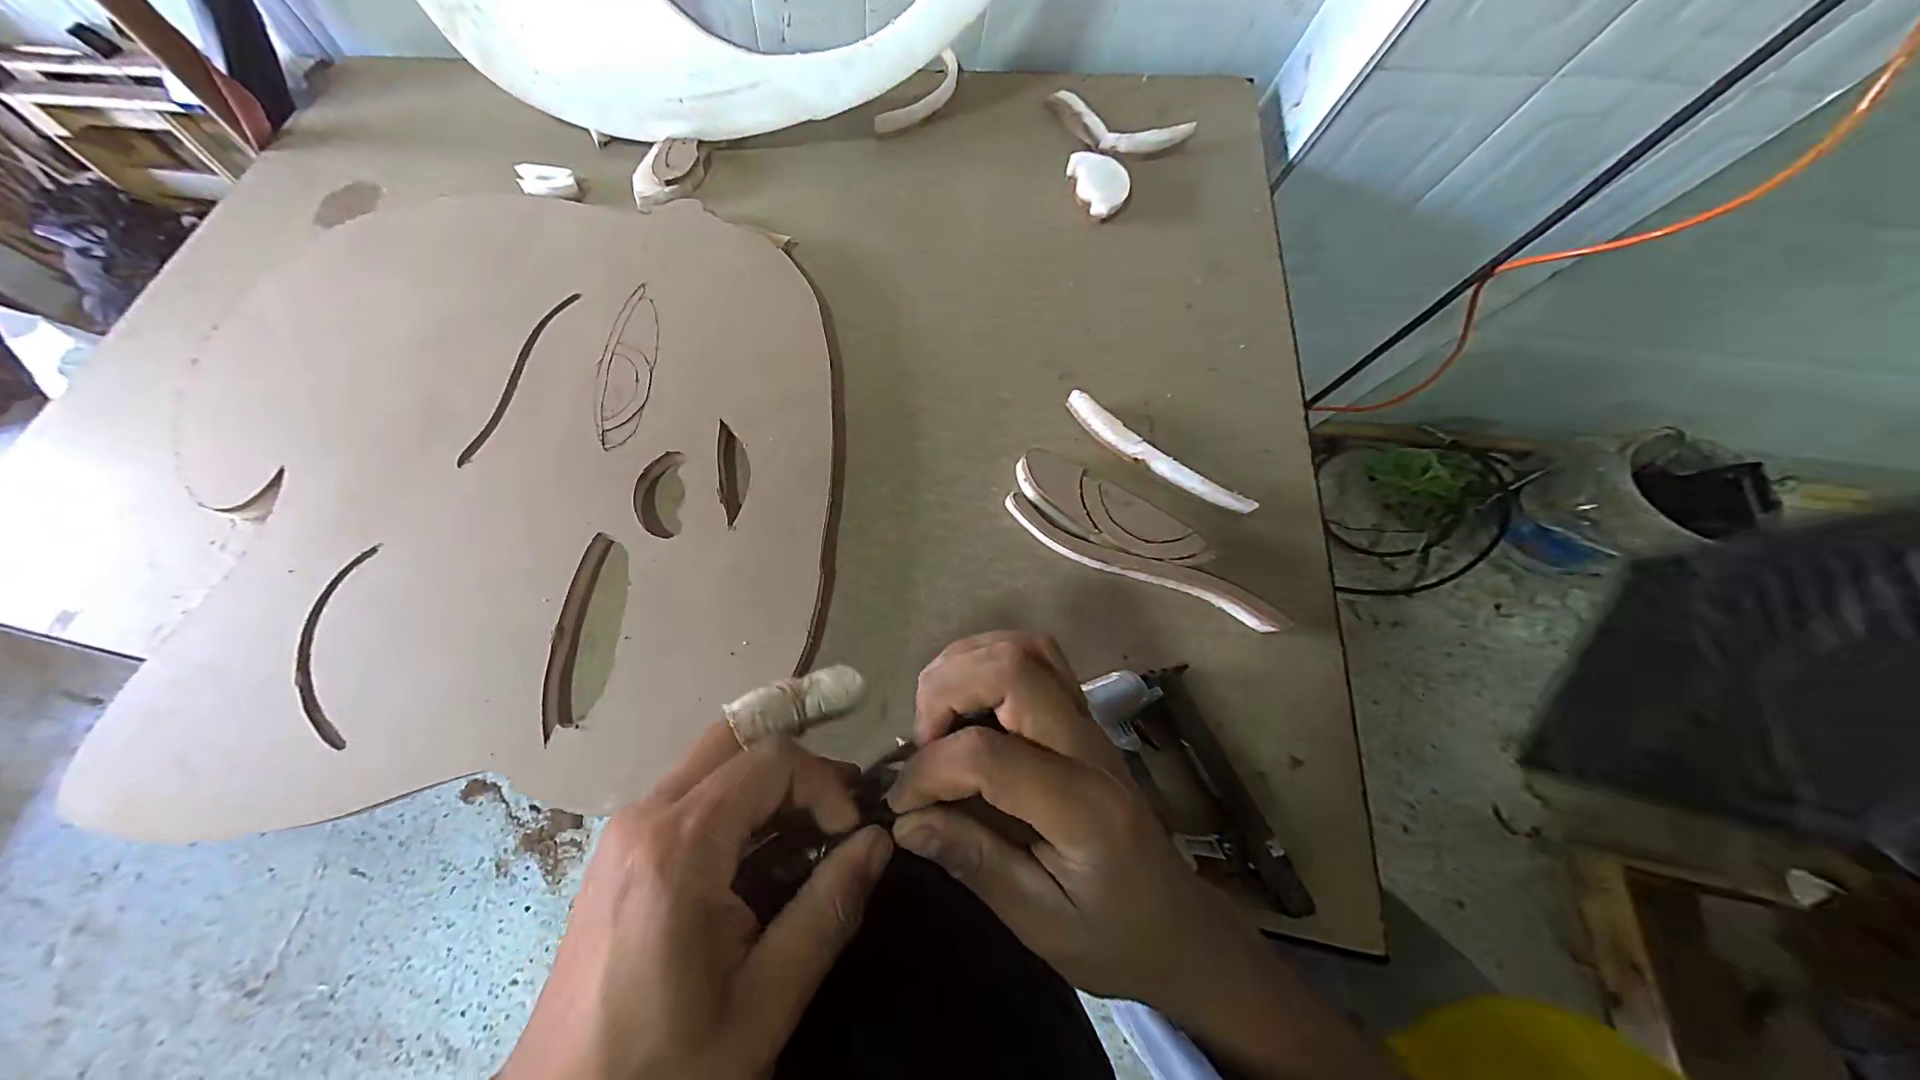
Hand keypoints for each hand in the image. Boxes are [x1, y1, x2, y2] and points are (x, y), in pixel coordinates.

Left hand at [502, 723, 892, 1079]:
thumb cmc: (668, 1062)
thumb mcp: (766, 998)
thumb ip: (829, 908)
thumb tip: (879, 840)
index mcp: (679, 846)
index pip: (771, 758)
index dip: (825, 783)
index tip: (847, 836)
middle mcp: (644, 816)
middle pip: (736, 737)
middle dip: (798, 763)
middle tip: (834, 812)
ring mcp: (625, 828)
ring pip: (713, 758)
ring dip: (769, 779)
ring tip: (807, 831)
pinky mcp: (621, 848)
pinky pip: (690, 790)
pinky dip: (737, 798)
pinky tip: (759, 850)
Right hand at [887, 631, 1389, 1078]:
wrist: (1181, 927)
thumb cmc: (1114, 937)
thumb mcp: (1040, 924)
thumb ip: (973, 861)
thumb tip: (904, 819)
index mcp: (1085, 809)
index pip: (989, 754)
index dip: (928, 770)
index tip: (901, 804)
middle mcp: (1090, 746)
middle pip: (1014, 667)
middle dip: (945, 692)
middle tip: (921, 745)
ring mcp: (1092, 723)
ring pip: (1028, 647)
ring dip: (967, 666)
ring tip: (936, 718)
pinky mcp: (1085, 718)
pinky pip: (1038, 658)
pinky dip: (989, 662)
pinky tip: (965, 703)